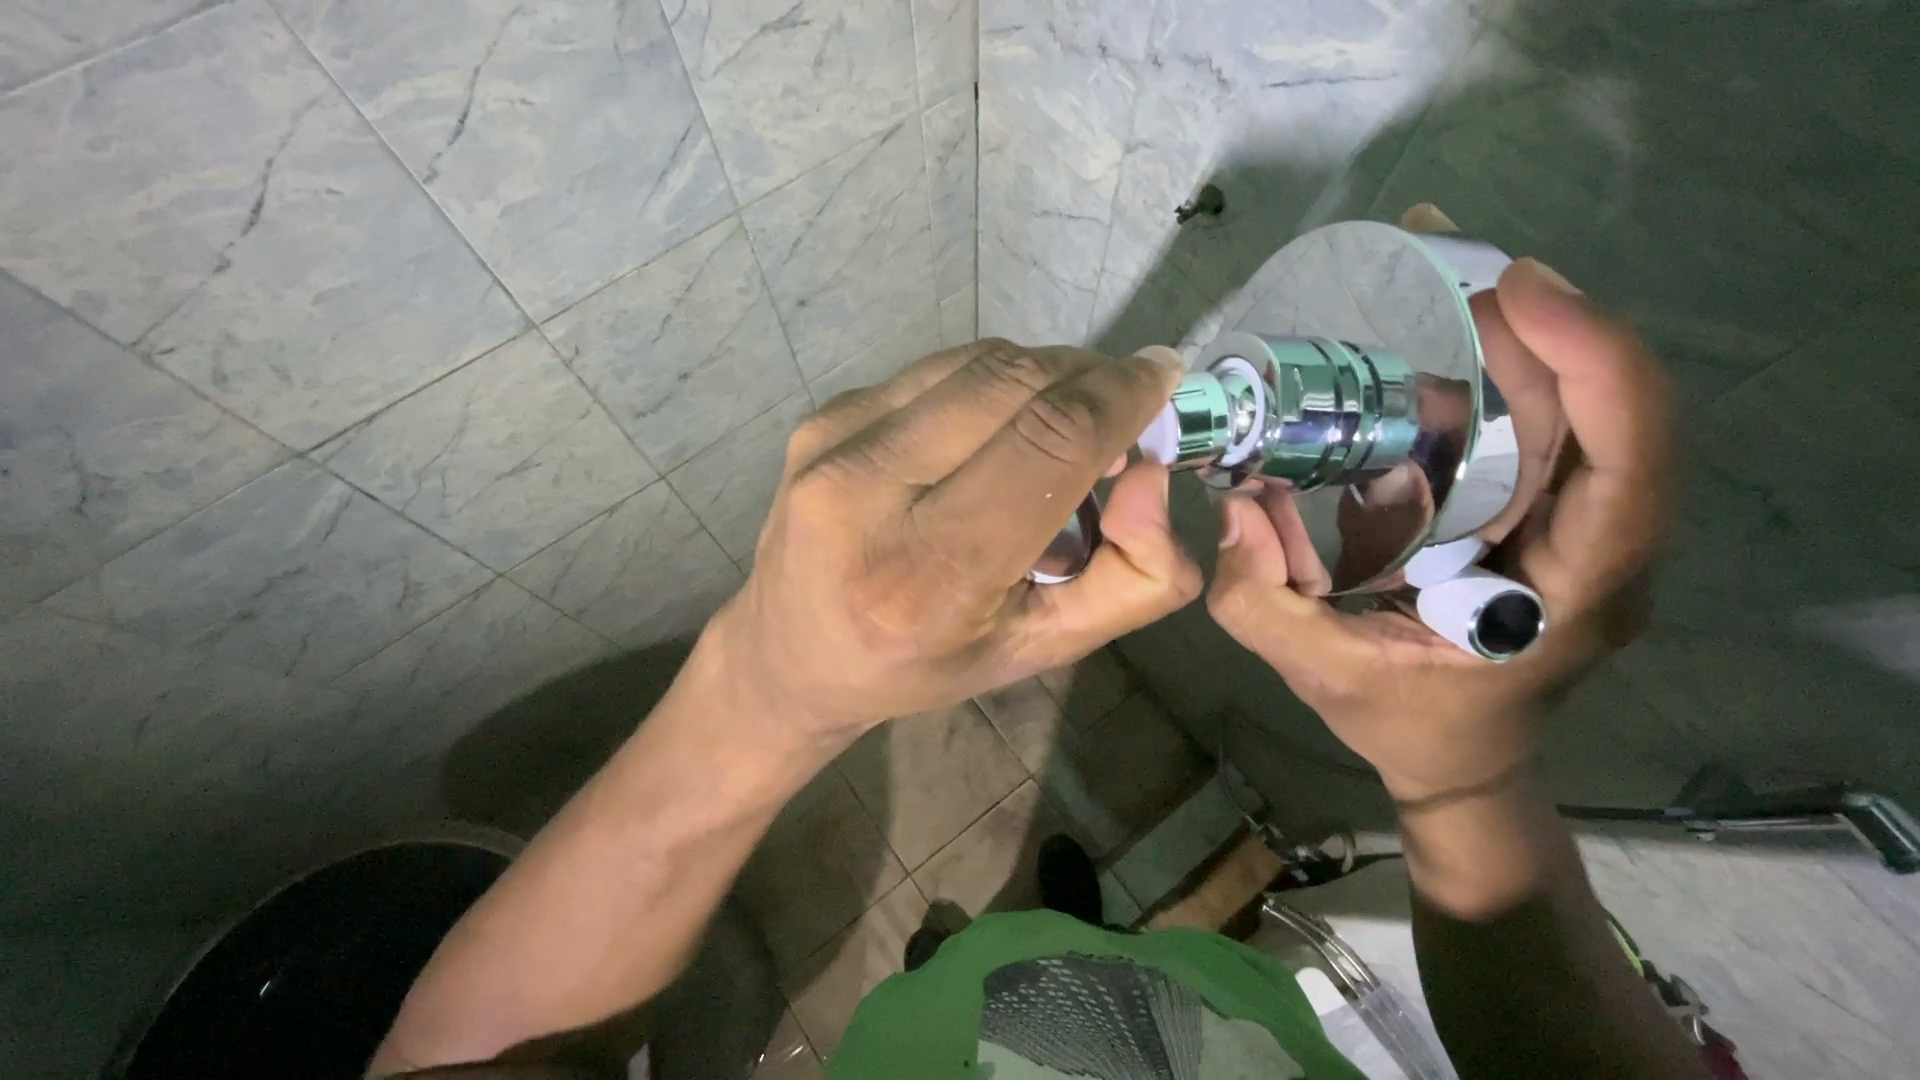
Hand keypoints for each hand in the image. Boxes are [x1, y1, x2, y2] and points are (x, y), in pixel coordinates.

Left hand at [705, 339, 1201, 746]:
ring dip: (1045, 370)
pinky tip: (998, 422)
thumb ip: (1130, 579)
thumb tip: (1152, 474)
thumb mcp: (1041, 649)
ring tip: (1069, 412)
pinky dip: (991, 381)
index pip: (1047, 444)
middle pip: (1014, 382)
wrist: (791, 653)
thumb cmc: (924, 665)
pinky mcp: (821, 418)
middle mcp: (868, 493)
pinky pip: (935, 371)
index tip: (1162, 380)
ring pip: (976, 363)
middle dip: (1091, 374)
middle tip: (1126, 398)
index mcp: (929, 573)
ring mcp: (834, 444)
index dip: (1120, 398)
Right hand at [1206, 255, 1671, 803]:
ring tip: (1446, 289)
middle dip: (1549, 327)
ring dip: (1528, 343)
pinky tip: (1444, 353)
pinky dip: (1505, 381)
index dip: (1595, 366)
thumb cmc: (1406, 725)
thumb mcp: (1317, 671)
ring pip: (1588, 415)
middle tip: (1455, 266)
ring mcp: (1583, 534)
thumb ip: (1260, 597)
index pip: (1630, 470)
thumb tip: (1238, 500)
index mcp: (1569, 599)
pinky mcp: (1550, 519)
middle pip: (1617, 418)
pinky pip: (1549, 434)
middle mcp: (1601, 554)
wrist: (1461, 762)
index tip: (1515, 292)